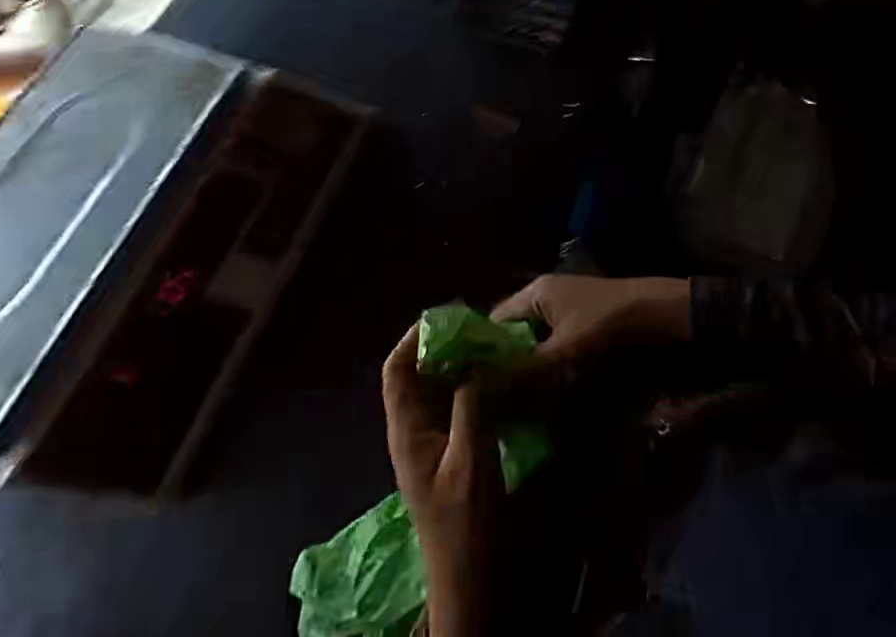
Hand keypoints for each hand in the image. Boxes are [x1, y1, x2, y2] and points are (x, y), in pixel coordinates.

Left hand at [383, 325, 497, 636]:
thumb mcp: (470, 463)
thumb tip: (478, 363)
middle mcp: (413, 430)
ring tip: (493, 344)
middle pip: (417, 373)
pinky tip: (499, 380)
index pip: (395, 370)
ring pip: (438, 388)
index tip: (448, 315)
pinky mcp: (451, 451)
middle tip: (481, 326)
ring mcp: (432, 442)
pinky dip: (473, 385)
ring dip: (460, 363)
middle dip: (443, 345)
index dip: (414, 337)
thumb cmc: (465, 524)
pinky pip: (456, 405)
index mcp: (406, 430)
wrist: (470, 579)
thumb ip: (472, 408)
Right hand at [491, 275, 689, 377]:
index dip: (484, 344)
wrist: (650, 309)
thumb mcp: (565, 346)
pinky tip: (542, 375)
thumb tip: (493, 382)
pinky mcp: (576, 314)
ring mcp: (561, 302)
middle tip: (493, 385)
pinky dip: (544, 351)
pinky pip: (549, 334)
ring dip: (526, 355)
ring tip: (514, 385)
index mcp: (535, 292)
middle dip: (505, 352)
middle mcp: (543, 292)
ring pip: (532, 331)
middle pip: (513, 324)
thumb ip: (530, 365)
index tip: (473, 373)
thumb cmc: (603, 321)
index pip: (496, 317)